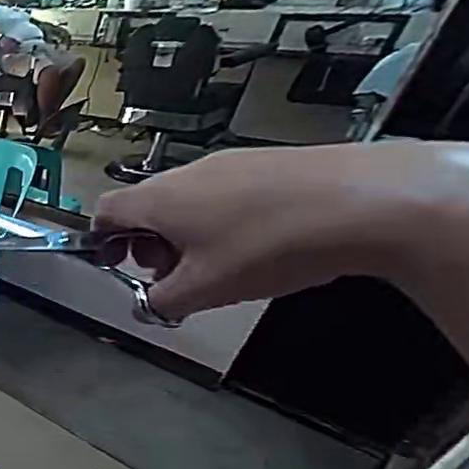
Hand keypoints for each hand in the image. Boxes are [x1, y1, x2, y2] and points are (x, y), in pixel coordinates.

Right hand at [91, 141, 468, 319]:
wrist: (367, 201)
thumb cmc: (267, 246)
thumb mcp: (206, 288)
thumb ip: (162, 301)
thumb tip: (147, 306)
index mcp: (159, 199)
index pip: (106, 210)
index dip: (101, 239)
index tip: (116, 265)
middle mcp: (186, 174)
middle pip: (145, 207)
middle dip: (148, 245)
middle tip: (172, 278)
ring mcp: (228, 162)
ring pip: (186, 201)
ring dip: (184, 235)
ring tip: (216, 267)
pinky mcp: (266, 162)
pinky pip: (222, 193)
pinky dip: (219, 222)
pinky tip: (257, 246)